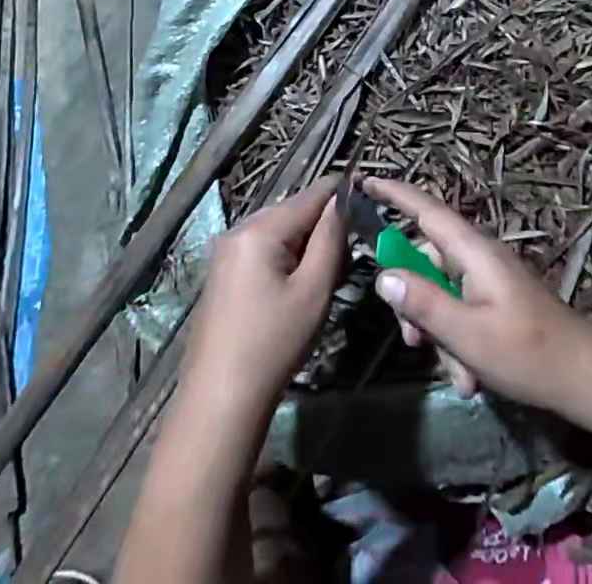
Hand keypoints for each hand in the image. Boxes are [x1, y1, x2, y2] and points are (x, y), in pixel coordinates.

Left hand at [182, 178, 345, 417]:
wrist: (222, 396)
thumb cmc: (275, 342)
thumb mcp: (314, 289)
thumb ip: (330, 238)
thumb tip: (342, 199)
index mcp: (260, 229)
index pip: (311, 195)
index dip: (341, 194)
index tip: (369, 201)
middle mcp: (238, 229)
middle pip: (293, 211)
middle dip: (323, 226)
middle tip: (348, 258)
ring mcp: (226, 251)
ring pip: (279, 230)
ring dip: (306, 244)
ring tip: (326, 277)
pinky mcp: (223, 272)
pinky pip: (263, 249)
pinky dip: (286, 257)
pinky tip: (298, 287)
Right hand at [365, 177, 591, 415]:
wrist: (589, 380)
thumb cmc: (529, 354)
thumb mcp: (466, 333)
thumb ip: (422, 302)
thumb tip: (383, 276)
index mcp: (474, 252)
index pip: (426, 209)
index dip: (394, 193)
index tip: (364, 181)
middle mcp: (479, 257)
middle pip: (426, 261)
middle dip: (414, 302)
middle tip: (413, 342)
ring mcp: (490, 279)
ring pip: (441, 292)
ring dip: (439, 332)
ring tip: (456, 373)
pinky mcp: (497, 301)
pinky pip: (461, 310)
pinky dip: (457, 340)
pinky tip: (469, 377)